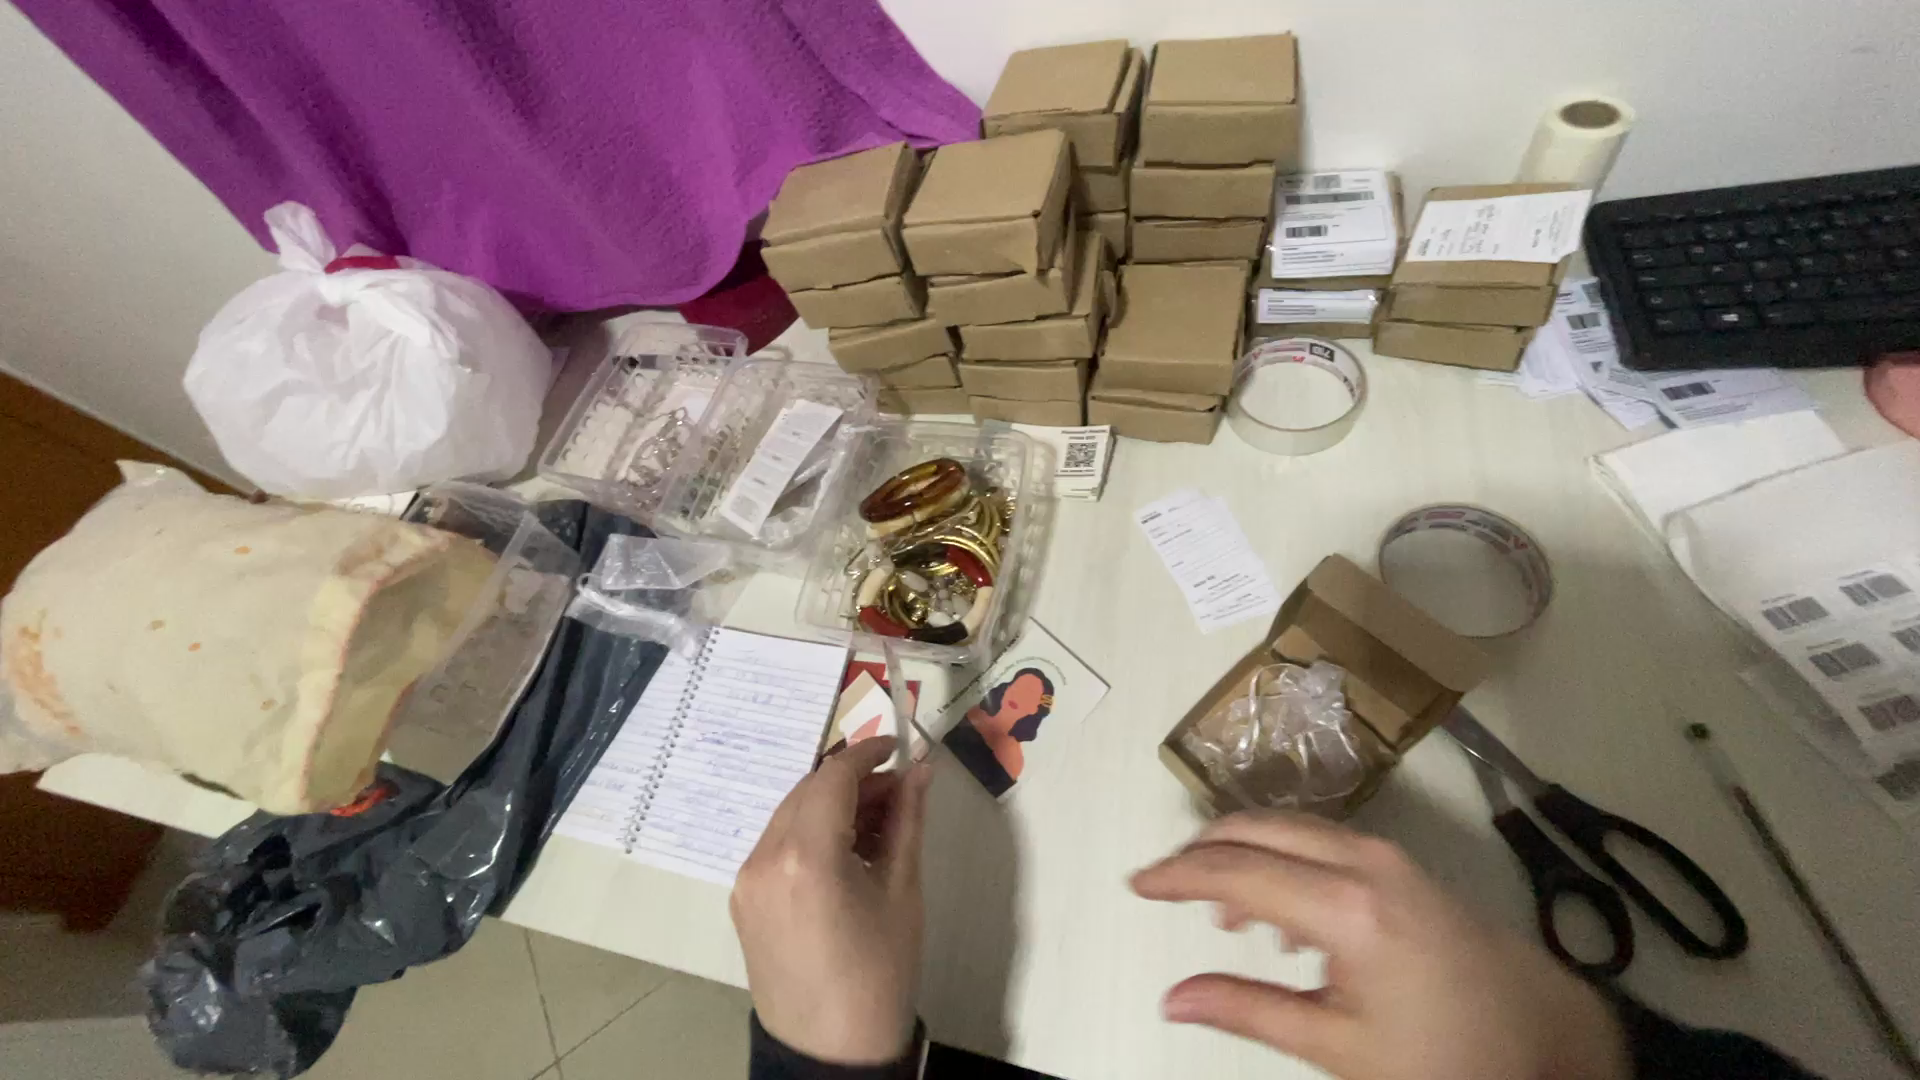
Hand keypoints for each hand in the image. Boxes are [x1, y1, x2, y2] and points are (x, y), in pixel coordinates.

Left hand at [732, 736, 931, 1064]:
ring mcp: (747, 879)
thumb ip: (908, 819)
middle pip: (809, 789)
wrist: (830, 1054)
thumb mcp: (902, 889)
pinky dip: (812, 831)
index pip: (834, 776)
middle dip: (854, 780)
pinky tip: (847, 848)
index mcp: (806, 856)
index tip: (897, 747)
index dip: (867, 753)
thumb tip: (921, 768)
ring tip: (879, 822)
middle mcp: (764, 857)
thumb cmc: (879, 971)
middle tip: (898, 790)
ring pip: (792, 812)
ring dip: (833, 804)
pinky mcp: (743, 898)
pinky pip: (779, 842)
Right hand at [1132, 812, 1629, 1079]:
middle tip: (1164, 883)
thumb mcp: (1341, 1050)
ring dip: (1240, 854)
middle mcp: (1358, 860)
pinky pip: (1315, 842)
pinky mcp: (1394, 862)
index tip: (1135, 883)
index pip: (1234, 872)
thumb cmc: (1448, 1057)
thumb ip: (1248, 1011)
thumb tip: (1170, 1000)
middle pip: (1254, 830)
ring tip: (1216, 910)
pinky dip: (1277, 860)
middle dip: (1201, 852)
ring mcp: (1381, 854)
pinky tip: (1277, 916)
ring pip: (1283, 829)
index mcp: (1343, 907)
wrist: (1555, 1040)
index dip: (1177, 875)